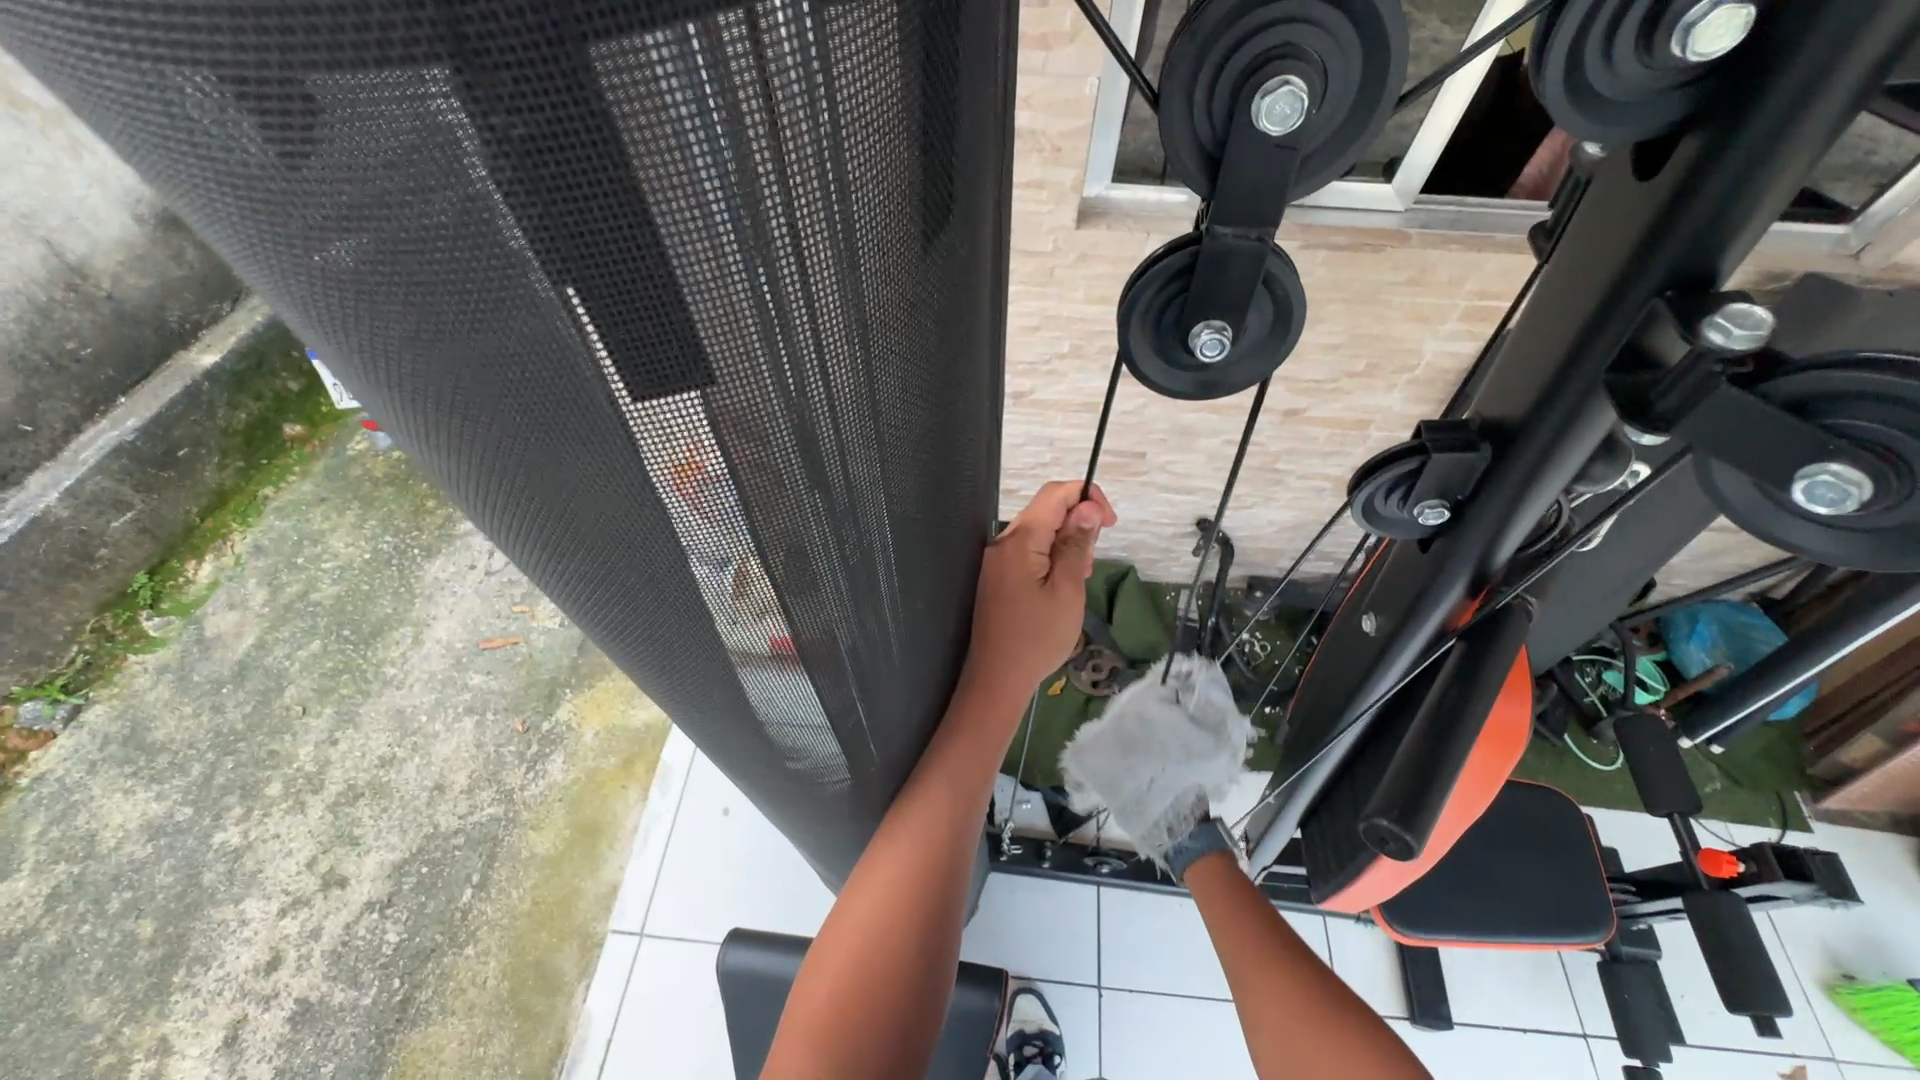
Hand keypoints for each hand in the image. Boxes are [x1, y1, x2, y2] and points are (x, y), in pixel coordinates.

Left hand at [962, 481, 1117, 703]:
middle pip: (1047, 509)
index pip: (1056, 493)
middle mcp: (1004, 541)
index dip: (1088, 497)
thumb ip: (1077, 544)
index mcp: (1020, 539)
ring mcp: (997, 559)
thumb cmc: (1038, 637)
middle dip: (1078, 524)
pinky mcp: (998, 576)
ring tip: (1081, 578)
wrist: (998, 677)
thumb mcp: (1068, 589)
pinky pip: (1029, 552)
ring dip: (1067, 543)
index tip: (1110, 524)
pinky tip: (1063, 585)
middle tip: (1092, 563)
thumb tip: (1087, 507)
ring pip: (1040, 531)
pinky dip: (1051, 558)